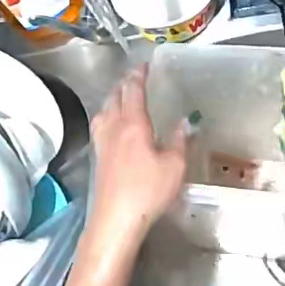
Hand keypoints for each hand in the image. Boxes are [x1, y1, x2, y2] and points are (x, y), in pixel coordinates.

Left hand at [86, 64, 188, 259]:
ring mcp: (103, 142)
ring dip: (113, 97)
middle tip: (136, 77)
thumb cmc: (148, 191)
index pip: (134, 90)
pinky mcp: (98, 156)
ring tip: (122, 95)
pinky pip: (100, 124)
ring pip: (104, 109)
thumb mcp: (175, 167)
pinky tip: (111, 122)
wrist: (116, 220)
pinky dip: (106, 113)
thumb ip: (180, 141)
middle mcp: (114, 127)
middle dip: (125, 83)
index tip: (145, 65)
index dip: (139, 75)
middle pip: (115, 96)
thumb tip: (186, 122)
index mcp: (134, 124)